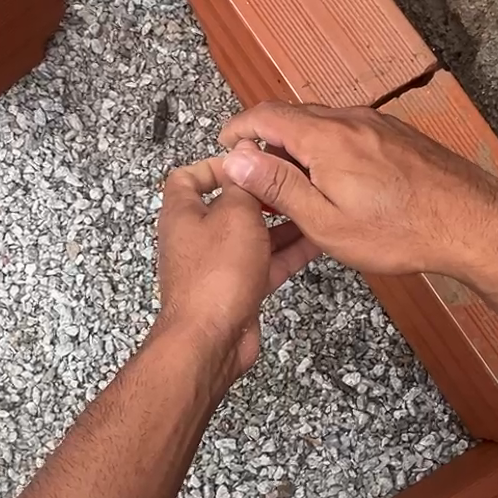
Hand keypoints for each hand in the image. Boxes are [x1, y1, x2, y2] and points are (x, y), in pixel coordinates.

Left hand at [153, 158, 319, 381]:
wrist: (210, 339)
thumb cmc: (213, 278)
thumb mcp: (235, 214)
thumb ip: (243, 184)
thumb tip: (244, 158)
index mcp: (182, 213)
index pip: (188, 177)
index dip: (216, 165)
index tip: (249, 162)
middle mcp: (195, 238)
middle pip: (227, 206)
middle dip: (260, 195)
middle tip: (290, 184)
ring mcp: (215, 266)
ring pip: (251, 236)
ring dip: (280, 224)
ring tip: (311, 207)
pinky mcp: (235, 290)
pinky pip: (264, 264)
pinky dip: (287, 253)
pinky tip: (315, 241)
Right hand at [217, 102, 497, 281]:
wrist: (472, 224)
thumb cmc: (401, 230)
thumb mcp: (325, 221)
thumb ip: (278, 185)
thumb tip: (237, 158)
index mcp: (325, 139)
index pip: (264, 115)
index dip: (237, 129)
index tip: (224, 147)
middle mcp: (350, 120)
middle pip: (290, 117)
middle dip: (264, 142)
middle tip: (253, 178)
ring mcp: (375, 124)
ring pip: (319, 125)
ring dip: (295, 148)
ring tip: (290, 188)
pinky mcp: (393, 135)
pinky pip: (345, 132)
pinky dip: (324, 151)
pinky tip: (331, 184)